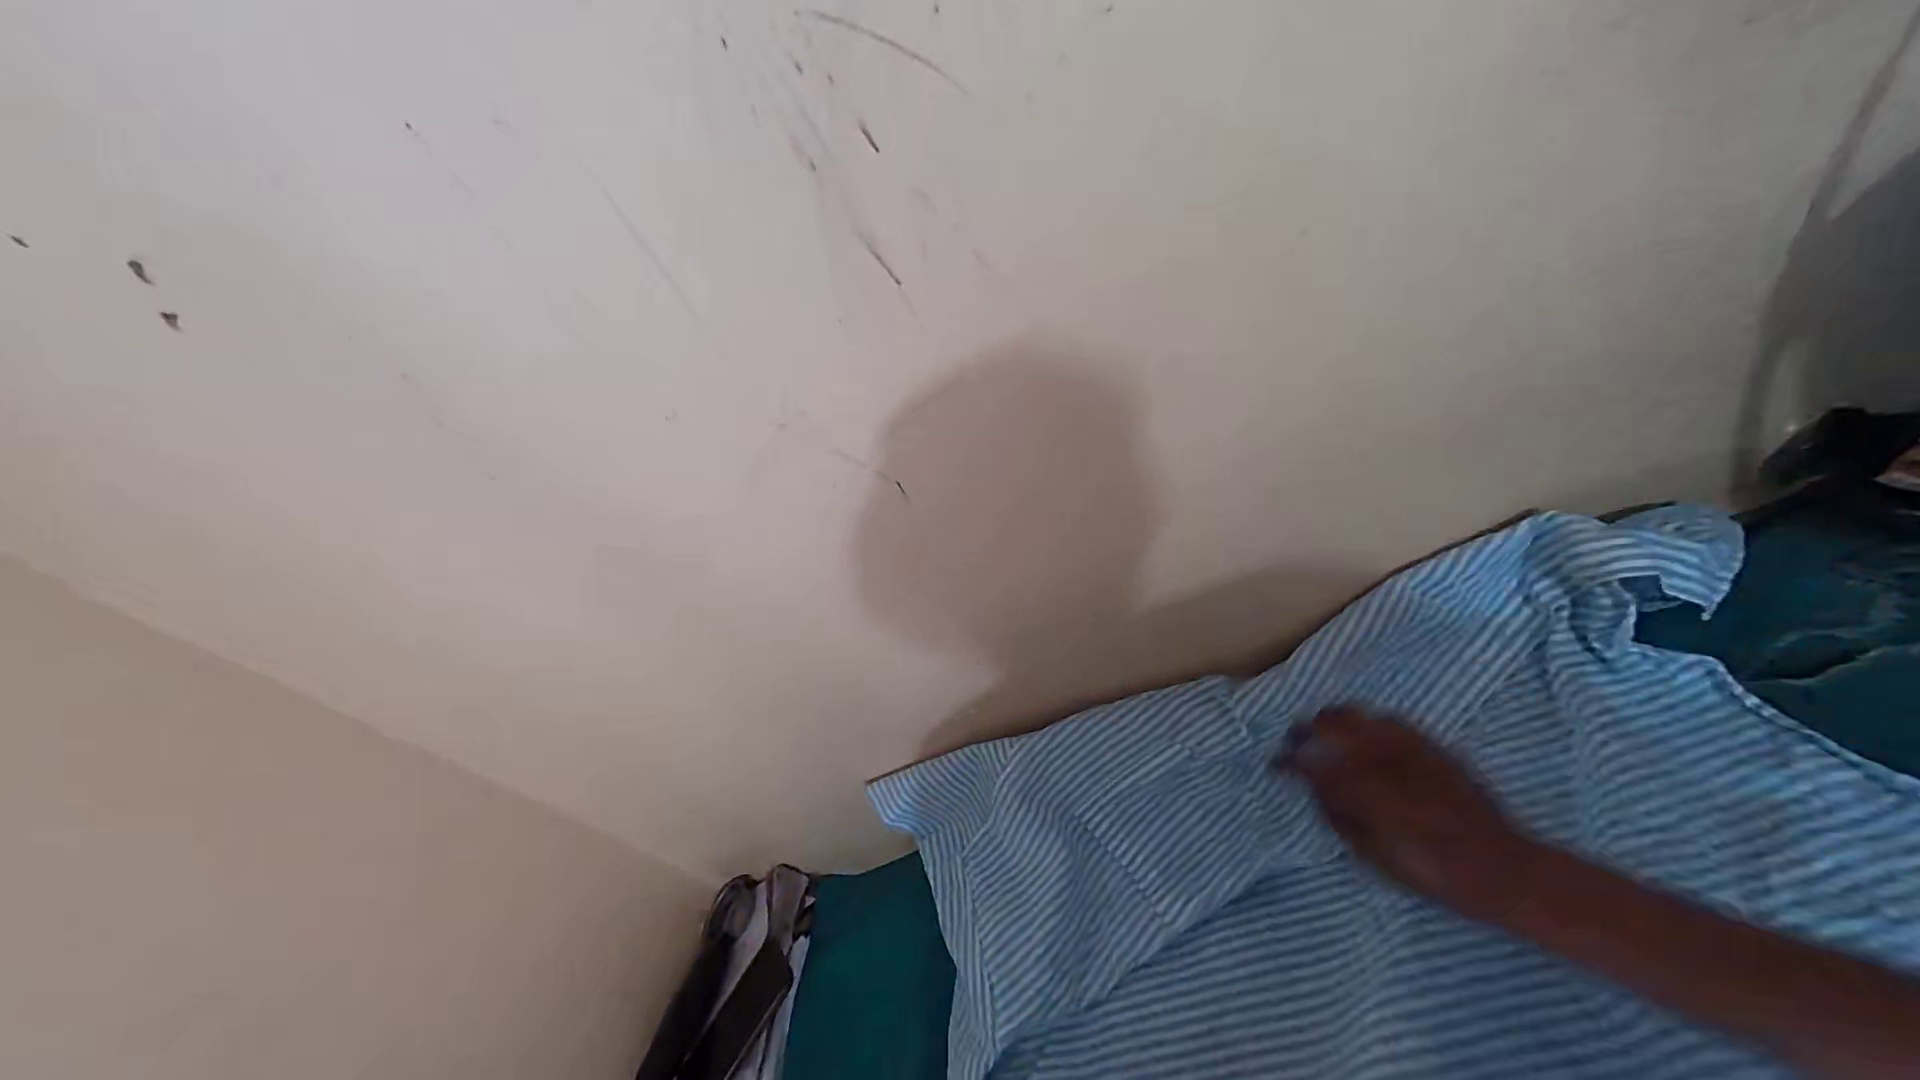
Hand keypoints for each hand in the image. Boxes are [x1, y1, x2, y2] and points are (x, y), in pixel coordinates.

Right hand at [1281, 706, 1544, 924]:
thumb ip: (1340, 819)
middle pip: (1330, 724)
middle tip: (1297, 741)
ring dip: (1335, 721)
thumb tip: (1316, 793)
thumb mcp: (1377, 857)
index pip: (1312, 764)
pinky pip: (1391, 721)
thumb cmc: (1435, 871)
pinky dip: (1370, 724)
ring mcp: (1410, 747)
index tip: (1275, 764)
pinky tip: (1369, 738)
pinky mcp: (1433, 746)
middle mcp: (1383, 758)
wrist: (1505, 868)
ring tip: (1327, 734)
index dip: (1287, 761)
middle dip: (1307, 729)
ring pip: (1358, 714)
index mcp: (1365, 788)